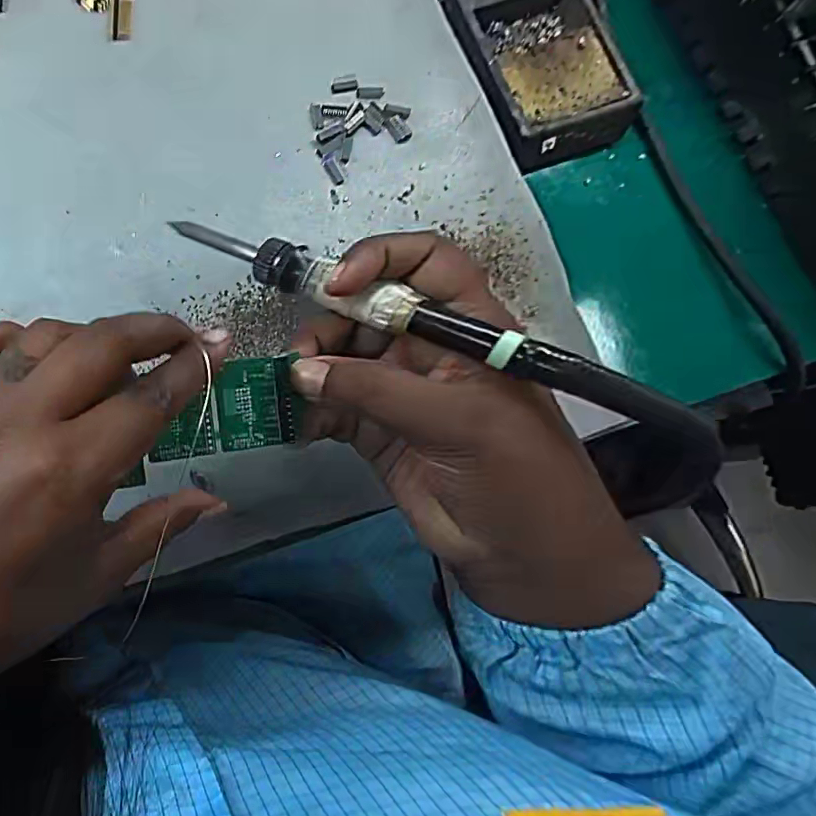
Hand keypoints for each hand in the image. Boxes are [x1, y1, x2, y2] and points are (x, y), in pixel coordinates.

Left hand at [0, 315, 230, 776]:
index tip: (221, 345)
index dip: (193, 368)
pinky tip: (38, 354)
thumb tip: (217, 499)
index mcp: (70, 469)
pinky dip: (17, 337)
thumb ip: (161, 525)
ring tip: (119, 357)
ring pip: (45, 335)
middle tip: (184, 337)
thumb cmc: (13, 611)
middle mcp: (26, 422)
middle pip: (100, 345)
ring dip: (92, 333)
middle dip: (153, 330)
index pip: (147, 399)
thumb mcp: (99, 575)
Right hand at [291, 232, 658, 628]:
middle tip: (301, 355)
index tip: (337, 284)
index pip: (426, 263)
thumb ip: (375, 390)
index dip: (380, 259)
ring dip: (311, 367)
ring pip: (340, 356)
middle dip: (330, 321)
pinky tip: (295, 422)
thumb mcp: (456, 420)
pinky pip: (330, 404)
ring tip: (293, 389)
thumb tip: (301, 371)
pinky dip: (307, 408)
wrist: (523, 557)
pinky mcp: (373, 430)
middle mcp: (428, 349)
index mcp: (467, 328)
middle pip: (367, 308)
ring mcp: (397, 390)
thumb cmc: (515, 475)